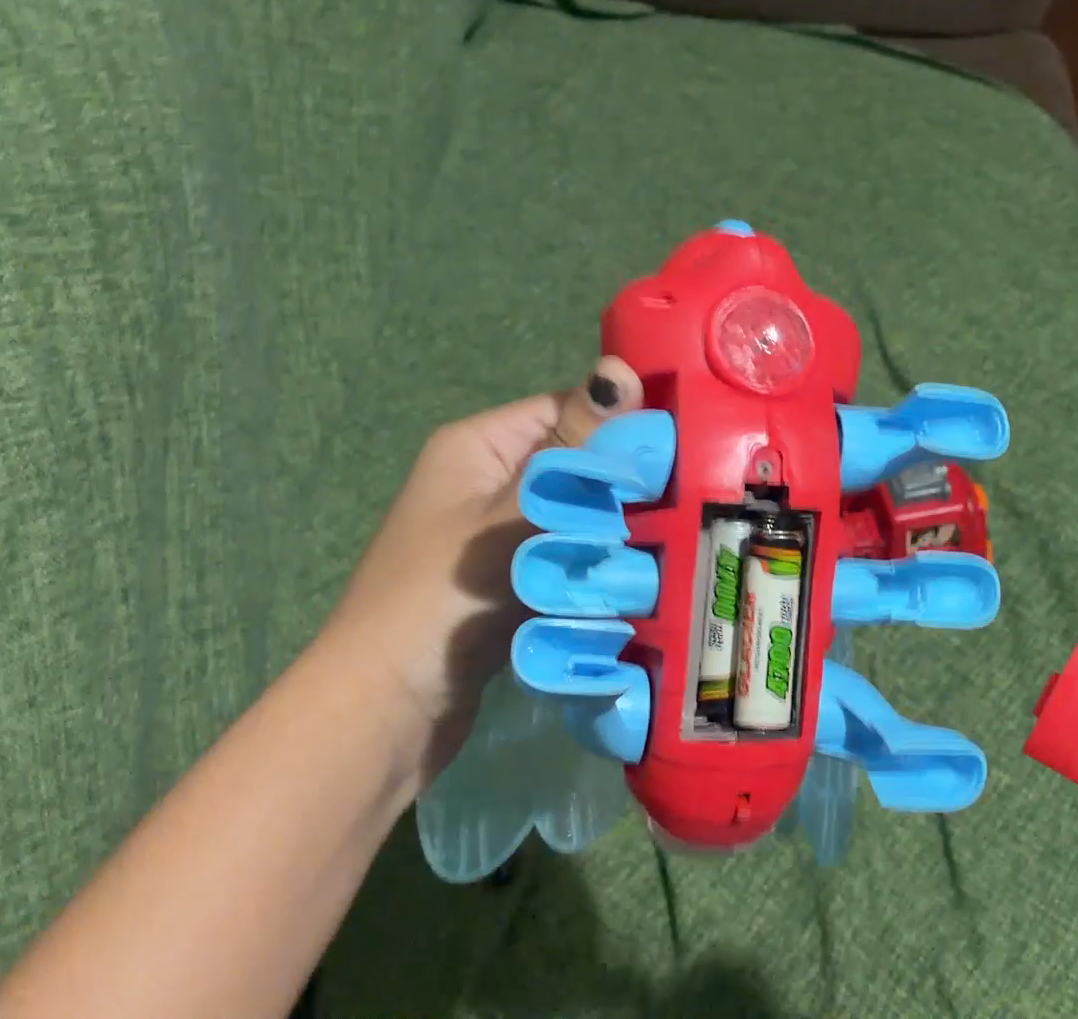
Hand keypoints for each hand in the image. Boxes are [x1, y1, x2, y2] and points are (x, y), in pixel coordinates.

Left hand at [314, 358, 644, 786]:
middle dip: (628, 486)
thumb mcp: (511, 514)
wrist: (389, 708)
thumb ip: (574, 449)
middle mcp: (493, 480)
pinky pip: (575, 553)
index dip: (626, 425)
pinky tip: (642, 577)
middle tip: (688, 506)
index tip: (686, 452)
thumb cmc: (443, 595)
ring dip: (620, 531)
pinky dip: (602, 564)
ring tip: (674, 545)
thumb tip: (620, 369)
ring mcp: (505, 532)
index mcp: (481, 445)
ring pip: (584, 513)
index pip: (572, 409)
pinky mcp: (520, 577)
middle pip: (581, 463)